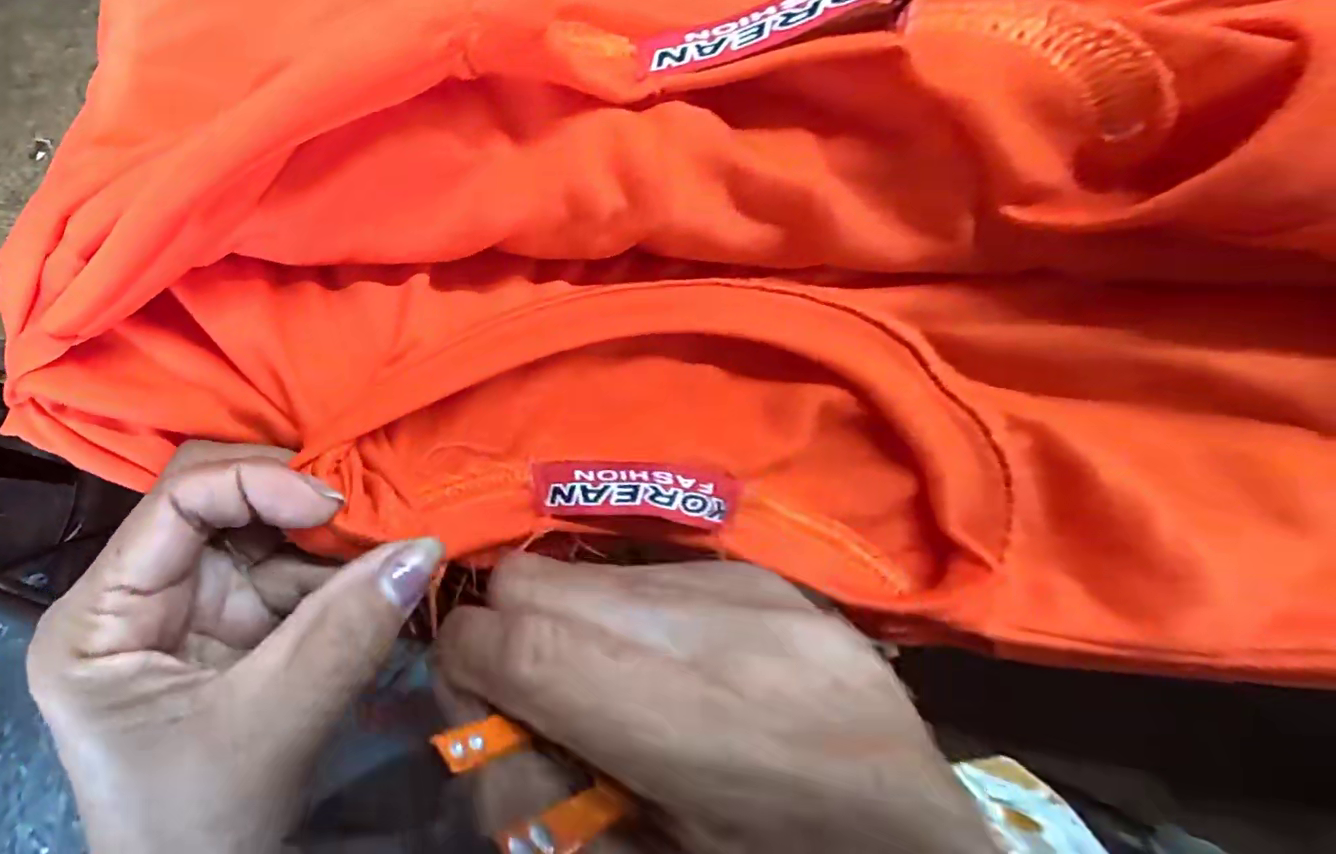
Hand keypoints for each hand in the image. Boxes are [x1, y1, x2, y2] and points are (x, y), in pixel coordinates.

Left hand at [26, 442, 443, 853]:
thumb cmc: (200, 830)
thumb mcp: (268, 732)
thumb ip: (344, 636)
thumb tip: (422, 549)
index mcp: (99, 614)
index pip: (176, 501)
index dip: (255, 482)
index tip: (329, 504)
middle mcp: (136, 591)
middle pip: (214, 501)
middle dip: (289, 499)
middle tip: (361, 509)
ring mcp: (185, 603)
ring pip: (256, 529)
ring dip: (319, 536)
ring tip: (380, 537)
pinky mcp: (228, 622)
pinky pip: (282, 571)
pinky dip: (329, 571)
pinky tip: (370, 573)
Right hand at [436, 556, 995, 853]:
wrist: (930, 850)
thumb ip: (543, 785)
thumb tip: (480, 723)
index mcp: (690, 728)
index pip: (517, 642)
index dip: (465, 664)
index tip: (477, 704)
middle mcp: (710, 629)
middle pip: (527, 582)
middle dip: (501, 634)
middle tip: (532, 695)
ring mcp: (741, 587)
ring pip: (574, 570)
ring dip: (558, 621)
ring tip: (605, 680)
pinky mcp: (756, 572)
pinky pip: (635, 572)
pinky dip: (616, 614)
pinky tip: (666, 664)